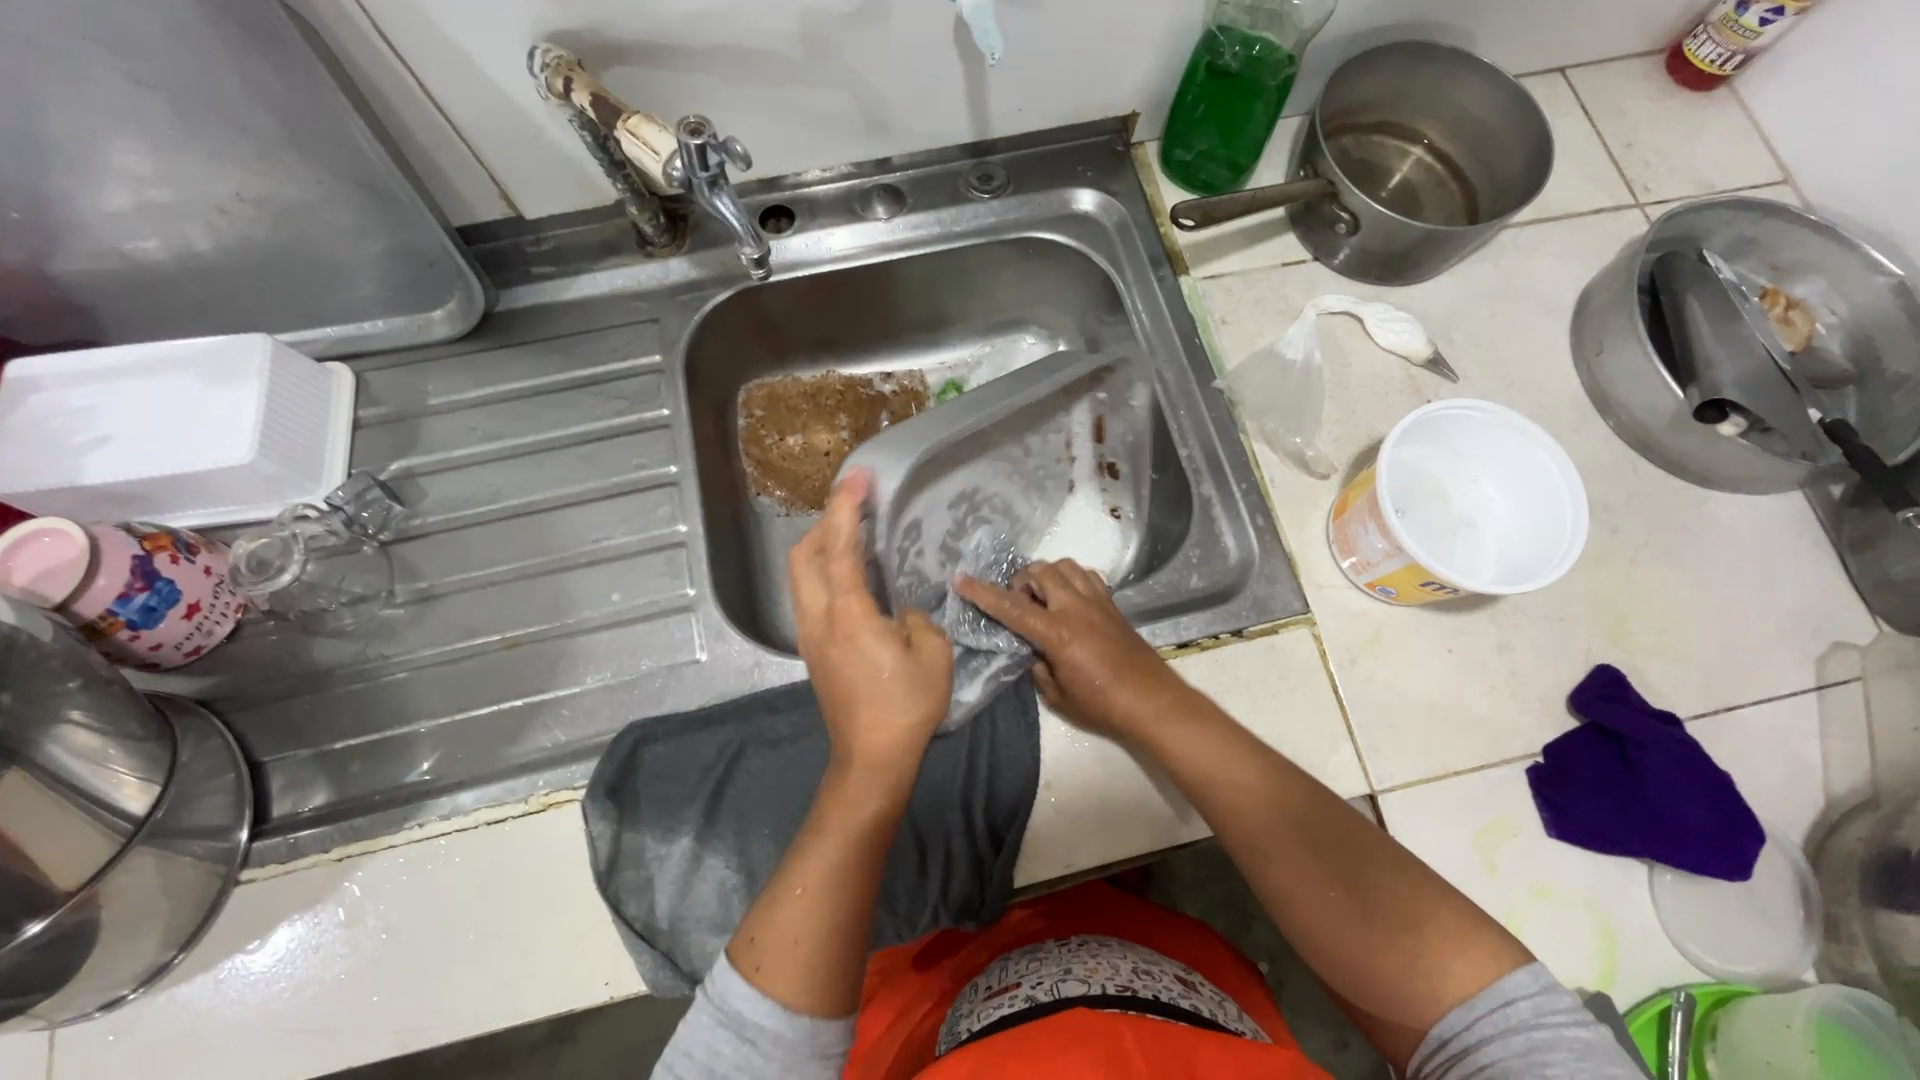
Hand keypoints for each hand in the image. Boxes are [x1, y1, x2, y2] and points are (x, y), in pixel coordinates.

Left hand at [789, 469, 952, 777]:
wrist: (871, 758)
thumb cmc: (905, 707)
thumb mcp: (932, 655)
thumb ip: (916, 618)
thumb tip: (899, 610)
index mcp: (847, 614)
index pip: (840, 546)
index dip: (847, 507)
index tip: (859, 476)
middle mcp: (818, 618)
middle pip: (804, 553)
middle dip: (826, 520)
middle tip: (857, 502)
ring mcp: (810, 634)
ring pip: (802, 574)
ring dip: (822, 544)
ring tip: (855, 530)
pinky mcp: (813, 649)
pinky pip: (811, 593)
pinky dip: (825, 569)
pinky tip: (853, 571)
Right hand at [953, 560, 1191, 739]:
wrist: (1152, 702)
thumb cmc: (1102, 706)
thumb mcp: (1057, 695)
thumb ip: (1038, 668)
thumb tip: (1033, 652)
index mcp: (1057, 633)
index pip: (1011, 606)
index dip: (982, 593)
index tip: (961, 578)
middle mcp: (1076, 608)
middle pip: (1040, 571)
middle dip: (1021, 581)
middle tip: (1019, 604)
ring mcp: (1098, 602)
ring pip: (1065, 566)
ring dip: (1047, 575)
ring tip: (1043, 599)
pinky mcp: (1113, 605)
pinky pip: (1087, 576)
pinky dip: (1072, 580)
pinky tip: (1070, 602)